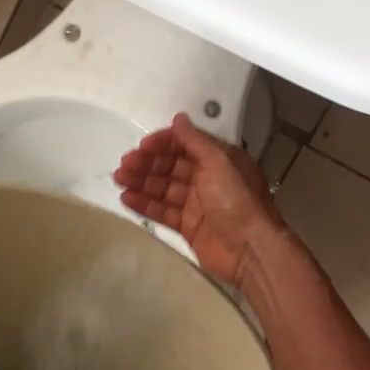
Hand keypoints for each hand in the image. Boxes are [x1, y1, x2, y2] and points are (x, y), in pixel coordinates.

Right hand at [114, 112, 287, 286]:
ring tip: (118, 179)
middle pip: (171, 166)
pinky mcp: (188, 227)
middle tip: (124, 165)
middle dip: (147, 163)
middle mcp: (208, 178)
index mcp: (219, 160)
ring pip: (164, 188)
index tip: (142, 147)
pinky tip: (126, 199)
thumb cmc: (237, 201)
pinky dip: (145, 204)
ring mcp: (197, 204)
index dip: (163, 143)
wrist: (251, 250)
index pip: (185, 145)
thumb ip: (196, 141)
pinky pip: (163, 211)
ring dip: (141, 182)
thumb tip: (179, 119)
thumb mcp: (220, 163)